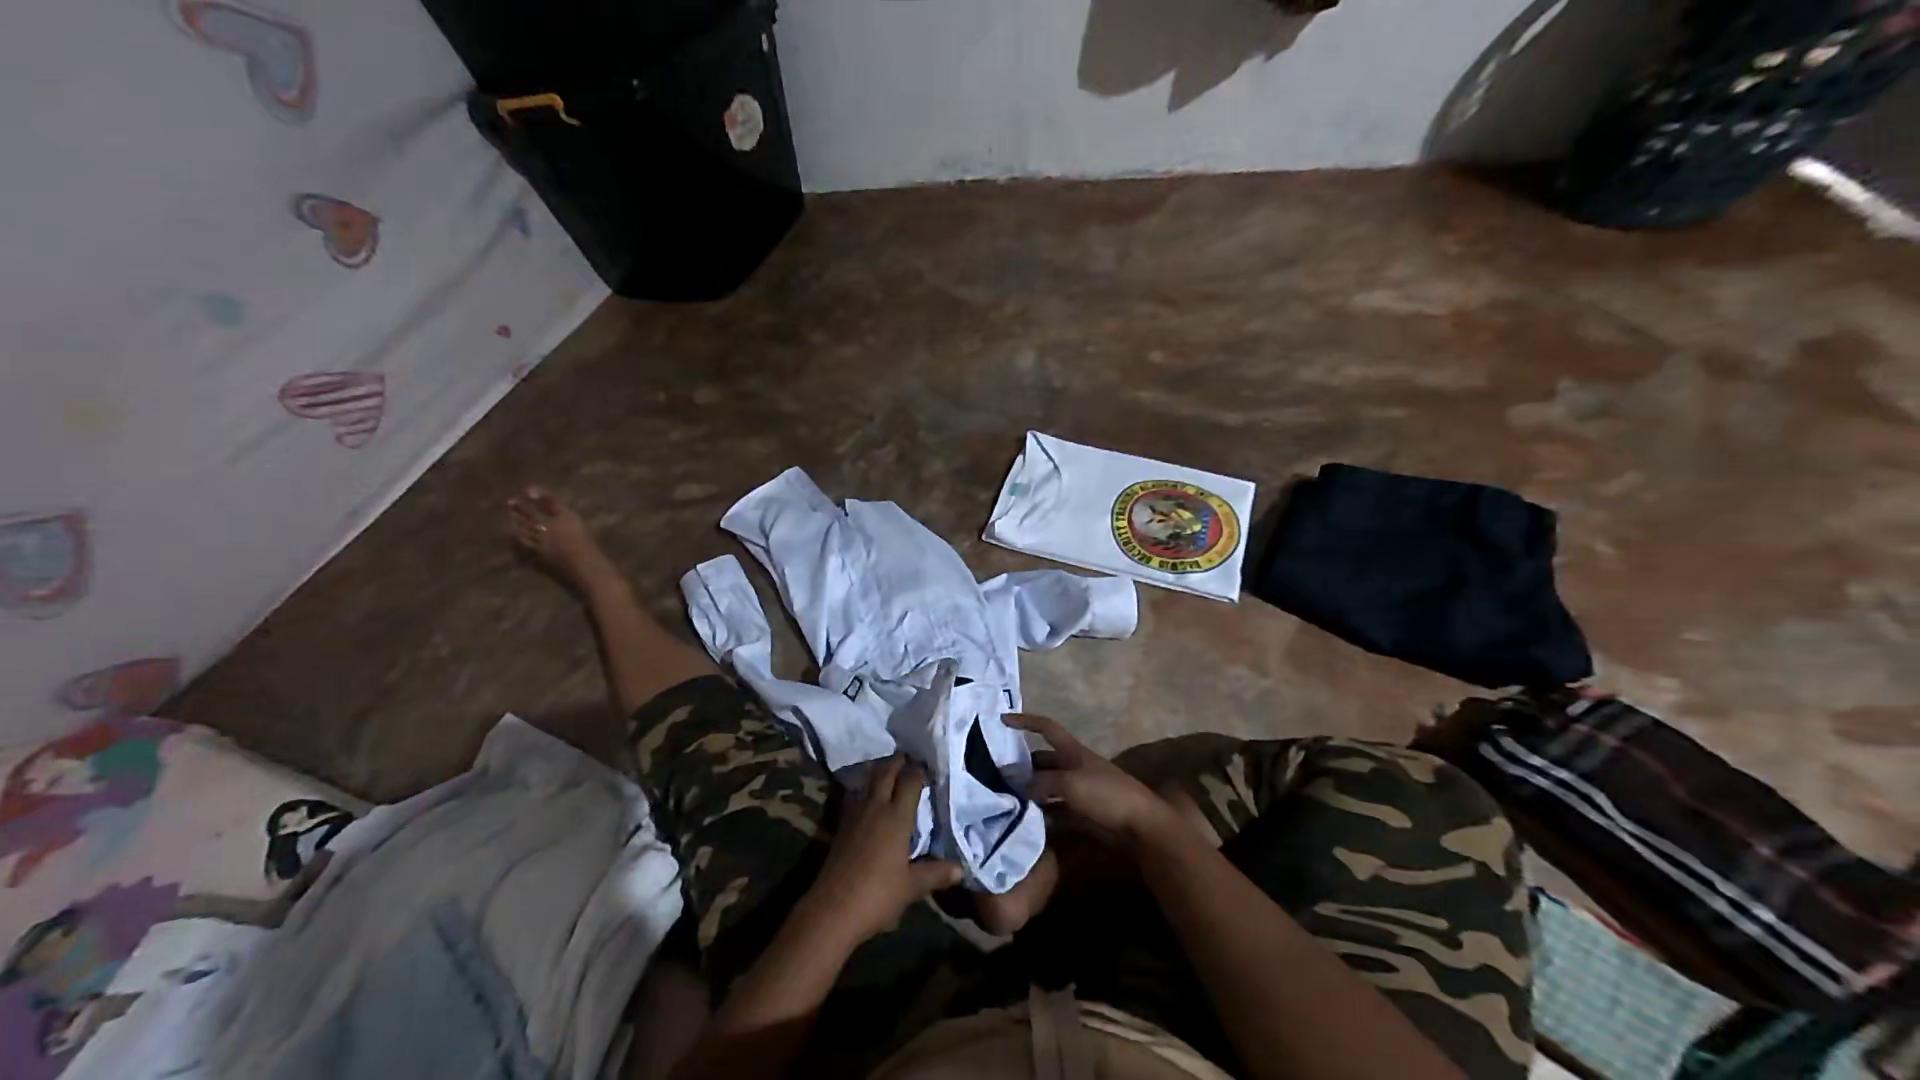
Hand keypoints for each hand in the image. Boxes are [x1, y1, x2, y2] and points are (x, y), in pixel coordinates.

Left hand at [799, 756, 960, 947]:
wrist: (832, 909)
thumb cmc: (877, 894)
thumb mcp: (912, 886)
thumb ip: (936, 874)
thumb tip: (960, 869)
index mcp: (896, 817)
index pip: (910, 782)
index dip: (919, 770)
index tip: (929, 765)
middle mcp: (875, 808)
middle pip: (886, 773)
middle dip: (898, 762)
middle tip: (909, 757)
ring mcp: (855, 815)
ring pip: (868, 781)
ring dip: (880, 771)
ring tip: (890, 768)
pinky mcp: (841, 826)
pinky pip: (855, 795)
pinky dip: (864, 788)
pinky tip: (867, 795)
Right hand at [1009, 714, 1183, 850]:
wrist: (1140, 824)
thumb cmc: (1106, 794)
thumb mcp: (1070, 783)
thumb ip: (1042, 782)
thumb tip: (1023, 788)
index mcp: (1073, 751)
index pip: (1046, 728)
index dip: (1025, 721)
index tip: (1003, 720)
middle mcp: (1074, 767)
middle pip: (1043, 761)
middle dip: (1023, 766)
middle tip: (998, 776)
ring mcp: (1079, 790)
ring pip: (1048, 787)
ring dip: (1031, 792)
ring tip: (1007, 800)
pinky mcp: (1083, 813)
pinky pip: (1057, 810)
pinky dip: (1043, 814)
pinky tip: (1028, 821)